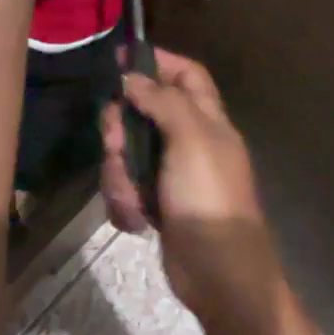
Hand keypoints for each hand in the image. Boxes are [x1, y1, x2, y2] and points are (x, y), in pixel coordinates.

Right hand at [100, 49, 279, 314]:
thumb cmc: (209, 197)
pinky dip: (125, 202)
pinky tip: (135, 219)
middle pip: (144, 114)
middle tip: (114, 144)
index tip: (119, 62)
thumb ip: (163, 101)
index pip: (187, 75)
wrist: (219, 273)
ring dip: (120, 175)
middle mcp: (190, 143)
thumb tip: (132, 77)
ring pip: (127, 155)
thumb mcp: (192, 138)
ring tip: (132, 198)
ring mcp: (171, 176)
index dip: (158, 63)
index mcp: (209, 121)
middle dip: (121, 128)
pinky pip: (127, 189)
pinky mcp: (157, 205)